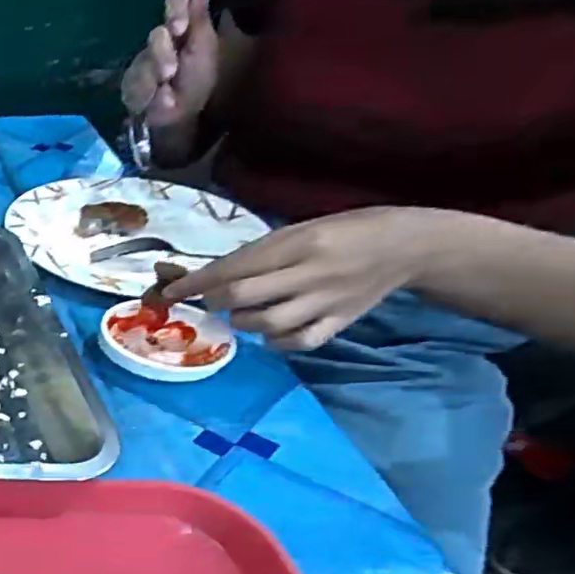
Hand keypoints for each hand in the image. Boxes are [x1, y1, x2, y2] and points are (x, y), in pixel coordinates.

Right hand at [121, 0, 217, 130]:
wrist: (182, 116)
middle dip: (165, 52)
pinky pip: (134, 86)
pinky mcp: (128, 87)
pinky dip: (150, 95)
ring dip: (156, 76)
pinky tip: (161, 100)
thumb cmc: (197, 81)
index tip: (180, 25)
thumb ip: (200, 21)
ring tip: (167, 88)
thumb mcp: (204, 49)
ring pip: (143, 64)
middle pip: (156, 36)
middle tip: (171, 69)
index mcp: (179, 28)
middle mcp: (158, 43)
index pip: (174, 4)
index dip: (175, 8)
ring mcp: (141, 65)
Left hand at [163, 207, 453, 349]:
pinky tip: (269, 332)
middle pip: (242, 296)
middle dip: (214, 302)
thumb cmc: (338, 232)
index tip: (169, 293)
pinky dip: (275, 342)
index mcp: (297, 243)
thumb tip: (202, 278)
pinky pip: (298, 342)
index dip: (195, 283)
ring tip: (242, 313)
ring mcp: (327, 301)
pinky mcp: (341, 322)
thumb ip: (254, 255)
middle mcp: (310, 273)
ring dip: (241, 322)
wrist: (405, 244)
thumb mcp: (296, 231)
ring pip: (266, 323)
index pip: (233, 268)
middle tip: (212, 301)